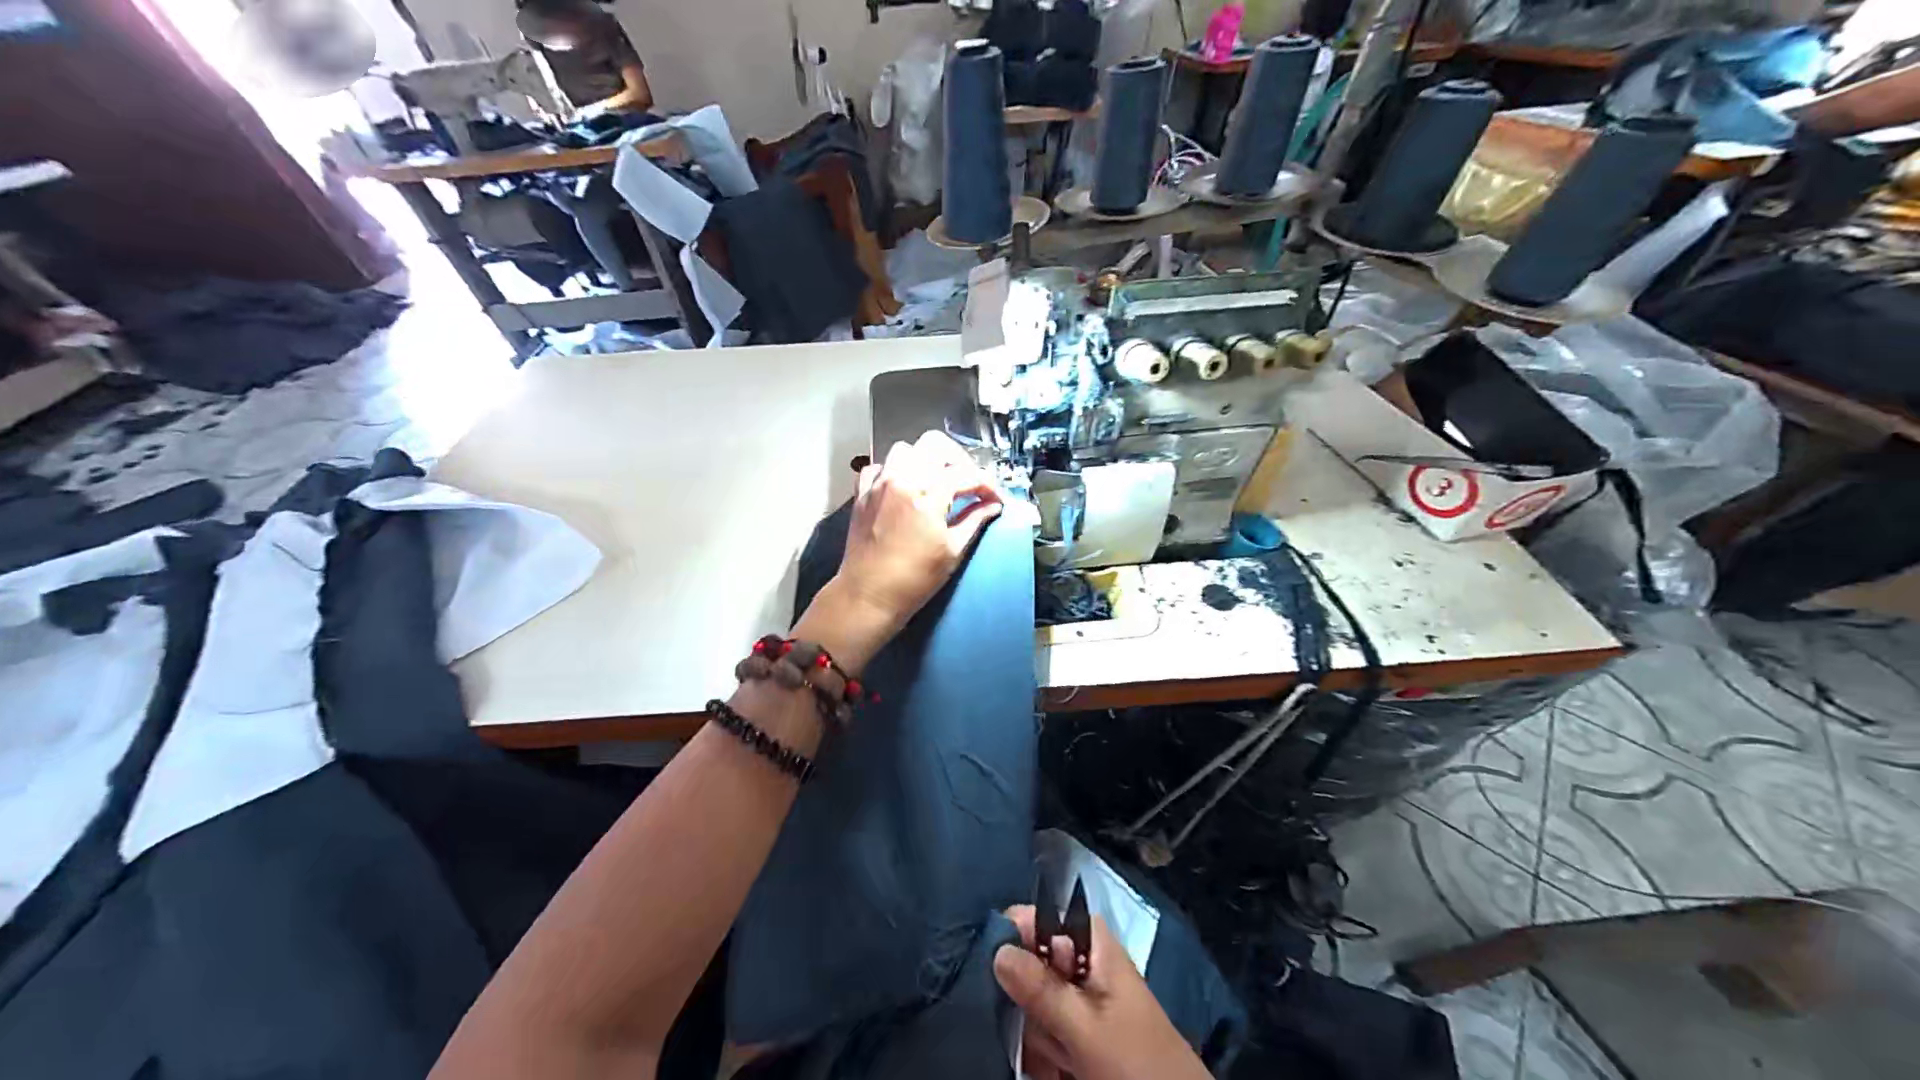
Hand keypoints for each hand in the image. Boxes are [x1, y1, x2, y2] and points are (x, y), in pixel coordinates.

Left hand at [795, 432, 1001, 674]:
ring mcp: (878, 486)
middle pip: (934, 445)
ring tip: (936, 481)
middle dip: (957, 459)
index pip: (965, 474)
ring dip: (925, 459)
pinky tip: (904, 487)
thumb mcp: (952, 551)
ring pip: (905, 450)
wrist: (868, 595)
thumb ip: (974, 521)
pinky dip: (894, 471)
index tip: (994, 498)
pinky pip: (879, 467)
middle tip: (967, 481)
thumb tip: (992, 506)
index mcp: (927, 498)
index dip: (986, 484)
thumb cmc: (914, 580)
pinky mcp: (863, 495)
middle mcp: (901, 482)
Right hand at [994, 906, 1211, 1079]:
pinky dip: (1046, 1052)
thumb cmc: (1137, 1065)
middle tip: (1046, 1035)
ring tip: (1060, 1062)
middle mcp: (1082, 959)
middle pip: (1027, 962)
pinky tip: (1057, 1073)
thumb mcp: (1086, 1029)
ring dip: (1038, 1036)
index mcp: (1089, 940)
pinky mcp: (1079, 1027)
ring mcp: (1080, 994)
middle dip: (1027, 1003)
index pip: (1033, 918)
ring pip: (1031, 1001)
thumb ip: (1040, 988)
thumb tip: (995, 949)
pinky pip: (1043, 1029)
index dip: (1011, 943)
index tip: (1001, 977)